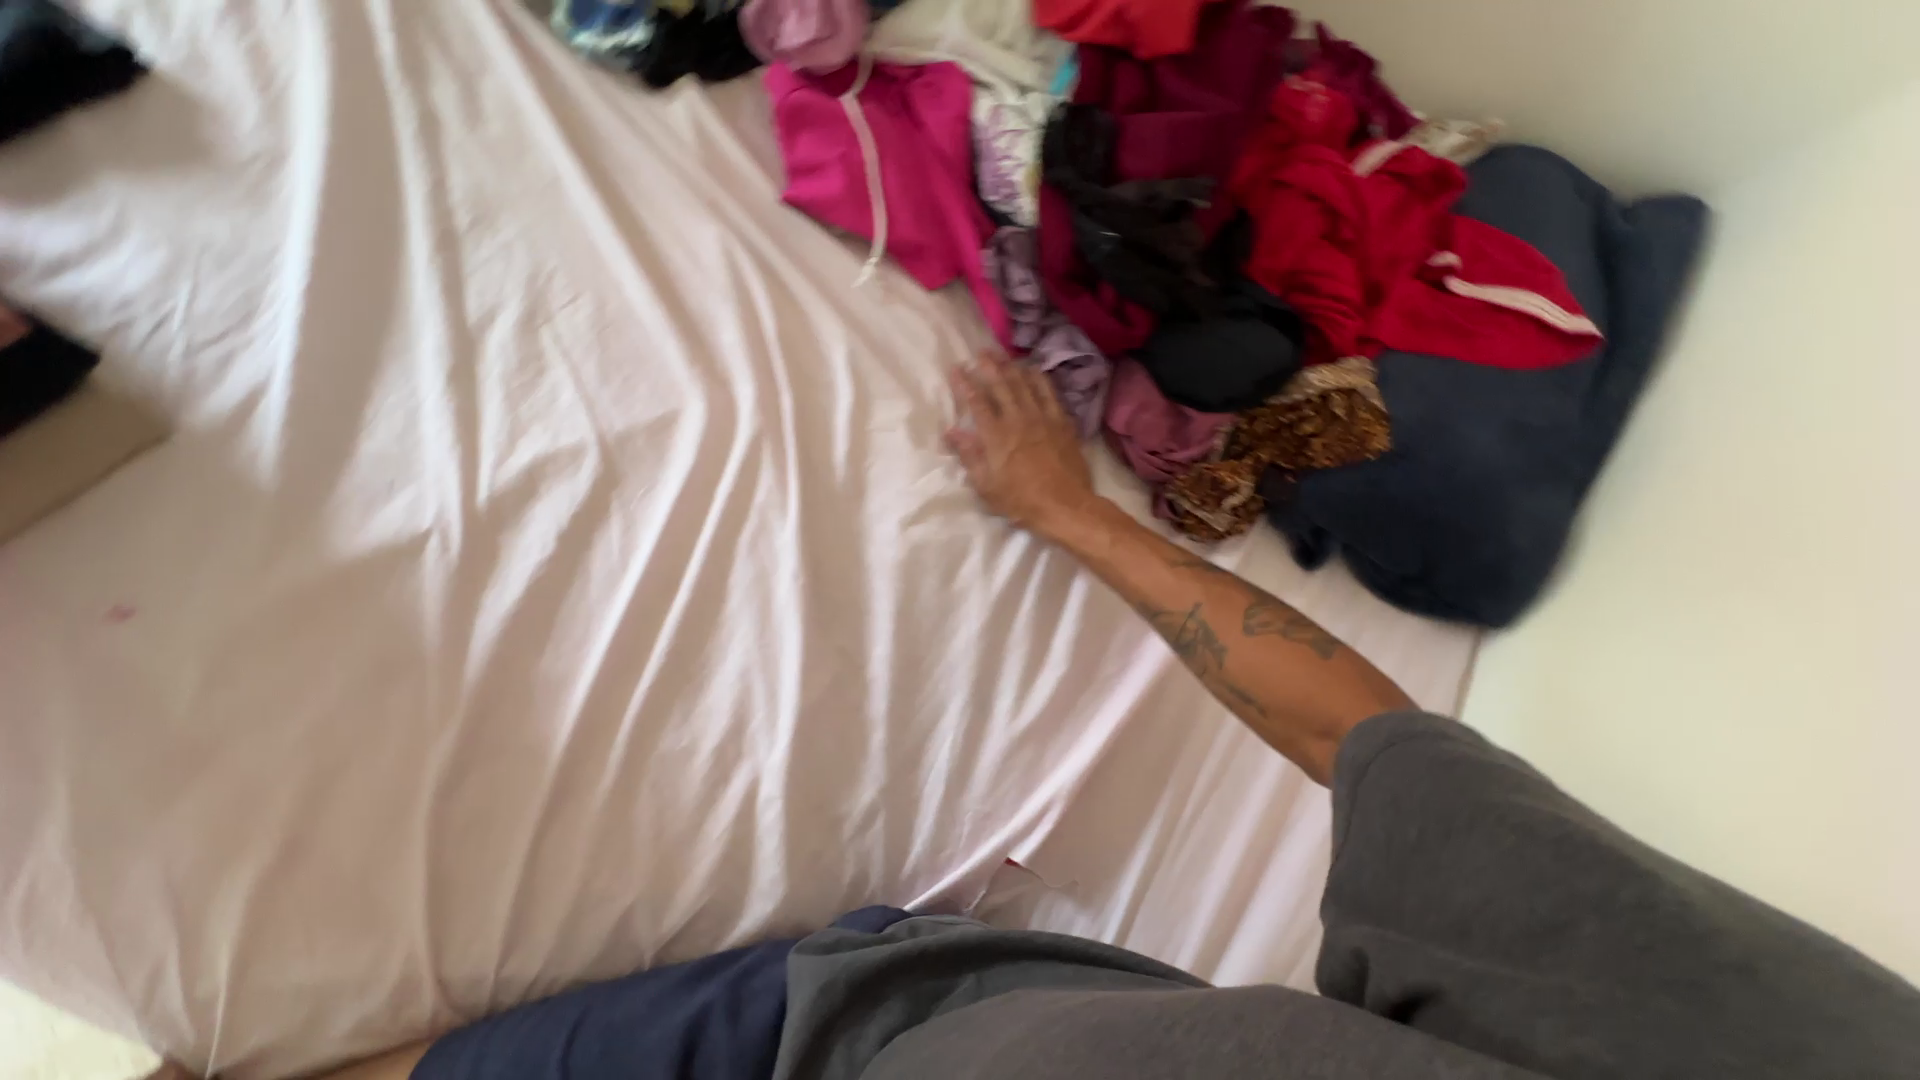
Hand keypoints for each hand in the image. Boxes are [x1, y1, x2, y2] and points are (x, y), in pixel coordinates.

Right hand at [946, 355, 1103, 537]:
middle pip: (1001, 385)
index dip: (965, 383)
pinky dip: (1039, 378)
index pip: (976, 401)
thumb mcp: (986, 485)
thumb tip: (951, 431)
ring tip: (1002, 354)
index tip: (956, 368)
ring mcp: (1041, 417)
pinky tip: (1033, 370)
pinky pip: (1049, 392)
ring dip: (1011, 367)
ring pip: (1024, 384)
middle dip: (988, 366)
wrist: (1064, 505)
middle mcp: (1017, 419)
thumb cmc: (1020, 500)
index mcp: (995, 435)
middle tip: (980, 352)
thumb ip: (969, 455)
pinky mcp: (1061, 421)